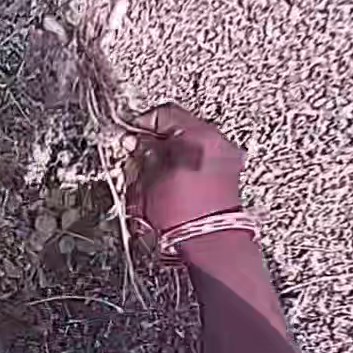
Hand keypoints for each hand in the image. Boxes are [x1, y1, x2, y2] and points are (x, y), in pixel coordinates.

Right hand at [127, 104, 245, 233]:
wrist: (205, 238)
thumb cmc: (181, 211)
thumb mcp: (149, 178)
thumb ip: (143, 153)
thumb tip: (136, 142)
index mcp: (200, 136)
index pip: (165, 114)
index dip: (140, 124)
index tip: (126, 134)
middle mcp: (217, 141)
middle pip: (178, 128)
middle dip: (153, 140)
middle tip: (134, 154)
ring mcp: (224, 157)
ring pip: (187, 143)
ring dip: (166, 153)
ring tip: (148, 172)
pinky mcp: (225, 172)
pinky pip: (197, 157)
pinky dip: (179, 162)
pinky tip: (165, 179)